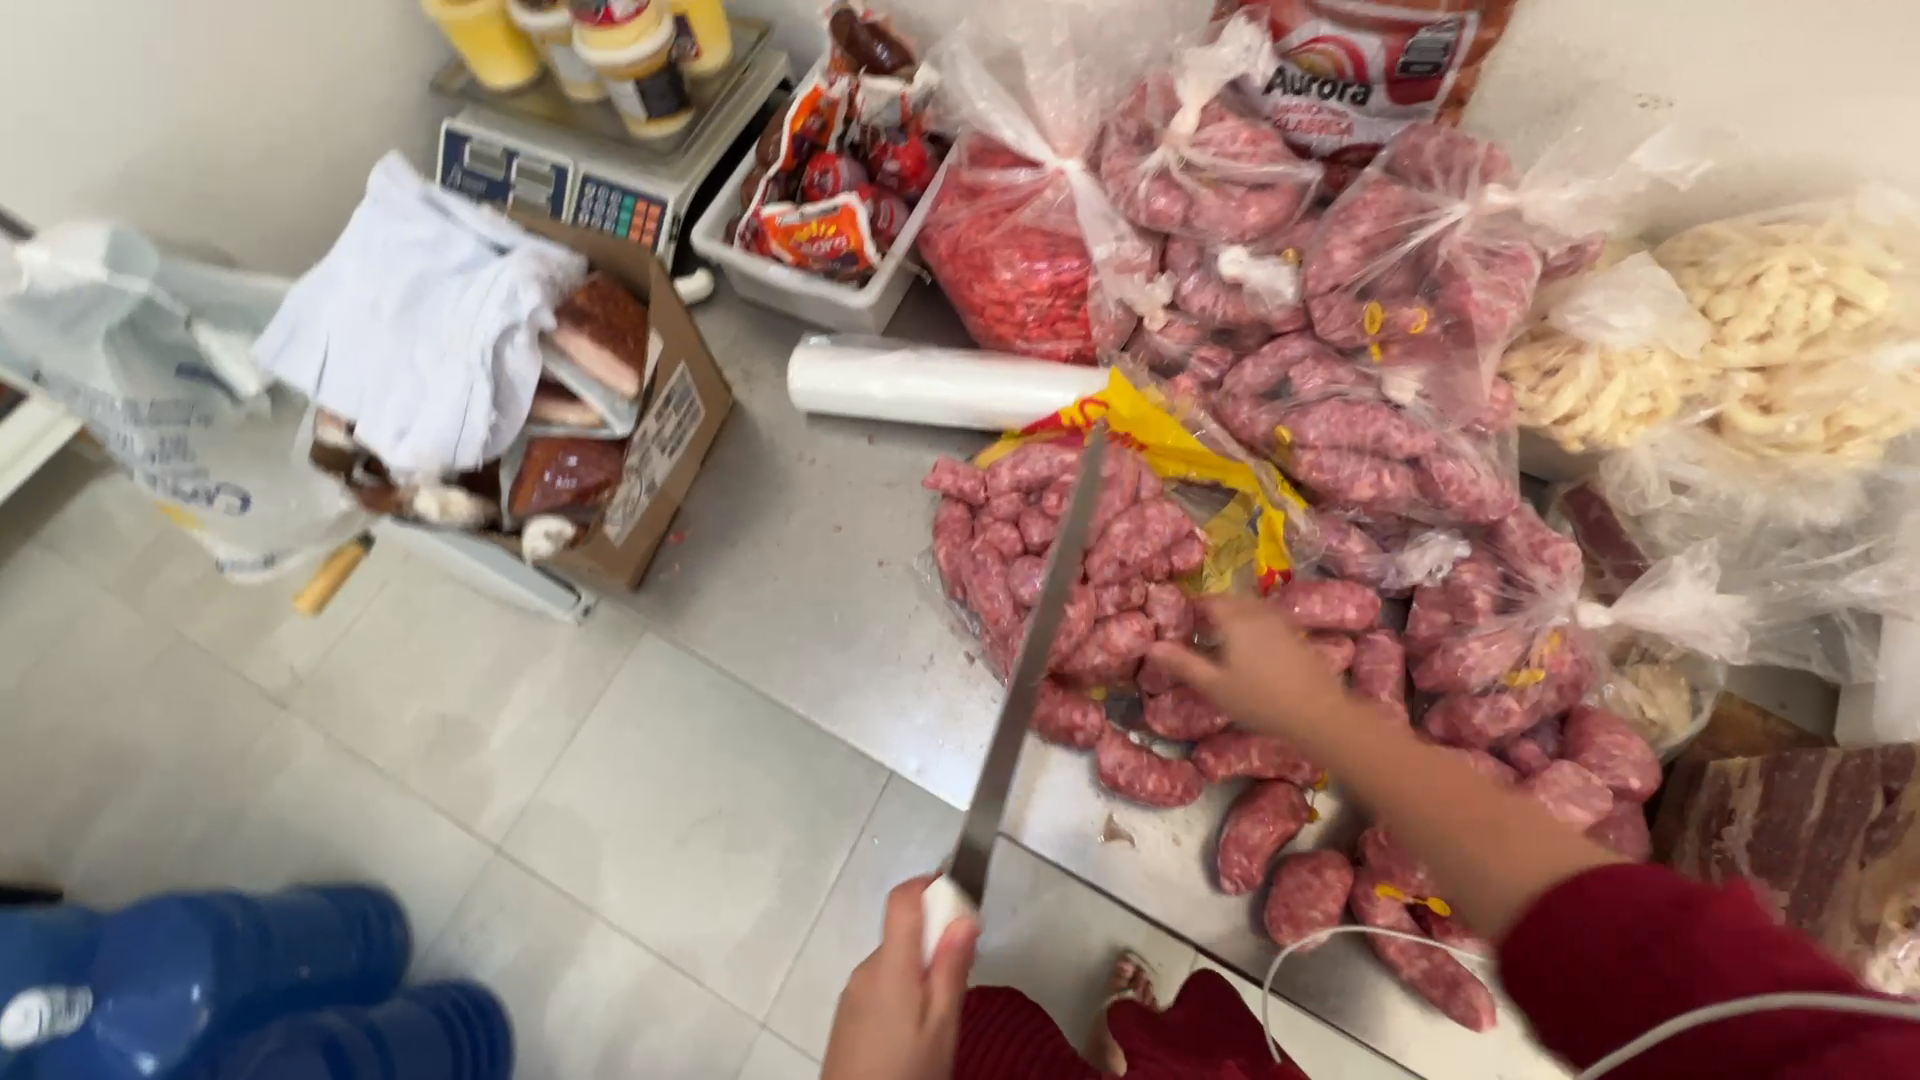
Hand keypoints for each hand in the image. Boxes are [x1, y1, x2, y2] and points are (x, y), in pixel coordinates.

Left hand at [822, 875, 980, 1079]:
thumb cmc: (906, 1072)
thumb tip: (964, 916)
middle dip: (934, 941)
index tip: (957, 894)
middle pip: (903, 932)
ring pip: (894, 961)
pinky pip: (880, 985)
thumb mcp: (942, 1026)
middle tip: (963, 974)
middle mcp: (866, 969)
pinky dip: (901, 991)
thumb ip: (951, 968)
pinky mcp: (847, 1015)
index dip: (929, 885)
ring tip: (939, 1014)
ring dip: (919, 970)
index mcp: (891, 965)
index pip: (902, 898)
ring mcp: (853, 992)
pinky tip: (913, 1030)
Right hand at [1147, 594, 1356, 741]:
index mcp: (1235, 620)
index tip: (1179, 621)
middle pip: (1231, 601)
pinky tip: (1252, 651)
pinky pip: (1267, 621)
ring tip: (1222, 638)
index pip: (1208, 600)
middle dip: (1212, 609)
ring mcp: (1281, 624)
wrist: (1319, 714)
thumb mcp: (1214, 685)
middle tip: (1197, 629)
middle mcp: (1258, 614)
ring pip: (1251, 609)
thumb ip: (1182, 663)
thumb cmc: (1259, 700)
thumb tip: (1151, 646)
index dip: (1192, 607)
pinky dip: (1253, 626)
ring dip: (1234, 616)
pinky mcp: (1297, 637)